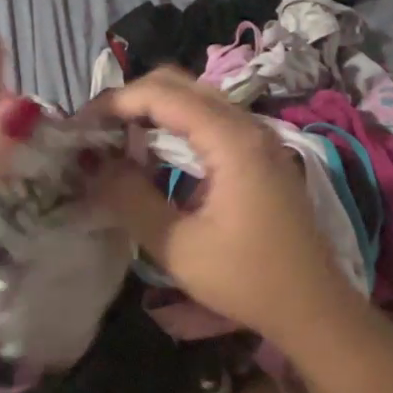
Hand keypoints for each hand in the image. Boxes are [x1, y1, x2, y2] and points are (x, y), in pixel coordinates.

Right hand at [89, 68, 355, 337]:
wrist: (313, 307)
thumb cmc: (246, 279)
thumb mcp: (177, 245)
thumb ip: (131, 200)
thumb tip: (94, 167)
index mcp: (232, 141)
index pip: (162, 94)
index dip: (114, 102)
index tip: (79, 127)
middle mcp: (248, 127)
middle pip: (180, 85)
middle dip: (130, 100)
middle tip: (94, 132)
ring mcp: (258, 139)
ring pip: (195, 100)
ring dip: (152, 112)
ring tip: (115, 143)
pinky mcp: (259, 157)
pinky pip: (209, 122)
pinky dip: (174, 128)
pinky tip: (152, 159)